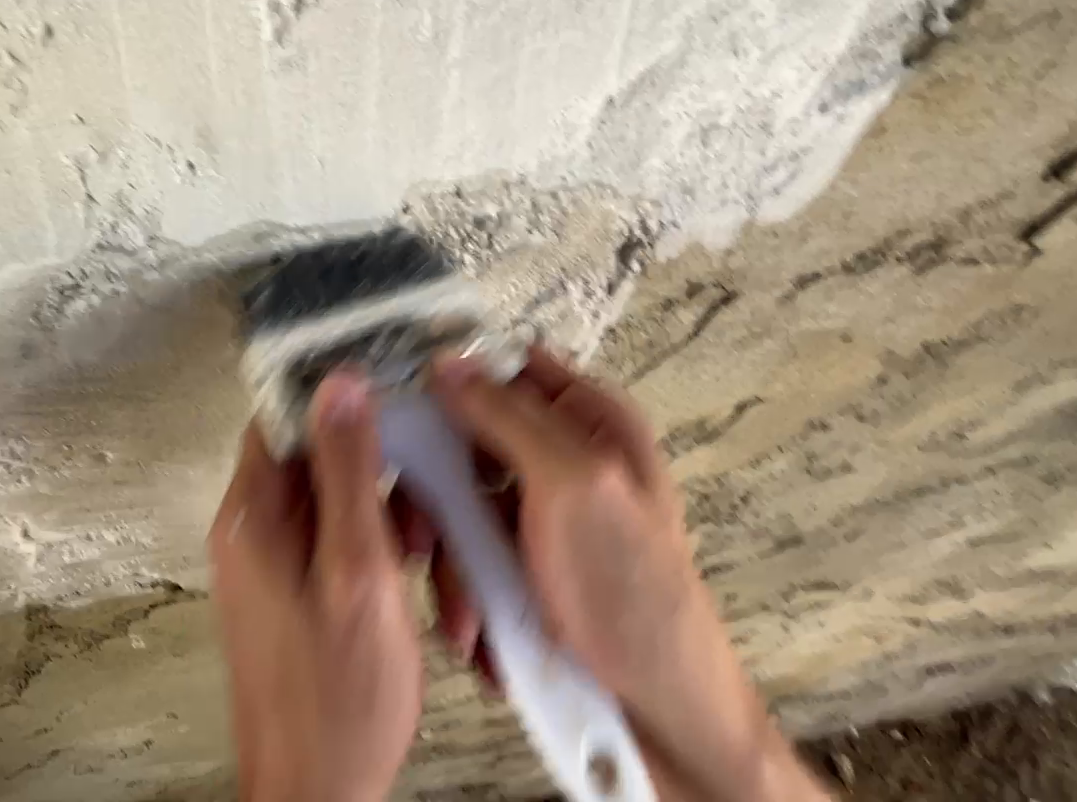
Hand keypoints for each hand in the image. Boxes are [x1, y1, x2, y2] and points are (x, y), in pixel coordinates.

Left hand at [208, 372, 421, 801]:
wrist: (315, 790)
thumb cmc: (339, 692)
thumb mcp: (357, 570)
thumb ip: (348, 474)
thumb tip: (338, 383)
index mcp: (252, 514)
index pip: (279, 417)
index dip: (332, 402)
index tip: (390, 404)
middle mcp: (251, 528)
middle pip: (311, 458)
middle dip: (372, 474)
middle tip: (414, 522)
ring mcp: (270, 560)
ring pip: (329, 499)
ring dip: (380, 515)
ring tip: (419, 559)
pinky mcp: (291, 587)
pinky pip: (331, 538)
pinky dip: (371, 547)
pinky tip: (404, 580)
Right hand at [425, 346, 833, 801]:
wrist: (662, 713)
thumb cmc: (631, 594)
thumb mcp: (569, 487)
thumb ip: (505, 418)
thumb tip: (444, 362)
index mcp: (587, 417)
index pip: (502, 370)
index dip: (452, 393)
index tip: (414, 432)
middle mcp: (561, 455)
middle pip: (465, 441)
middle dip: (439, 498)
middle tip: (422, 541)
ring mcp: (540, 510)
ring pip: (457, 502)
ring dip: (449, 558)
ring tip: (466, 612)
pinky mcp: (523, 557)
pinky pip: (467, 550)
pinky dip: (464, 586)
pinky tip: (478, 624)